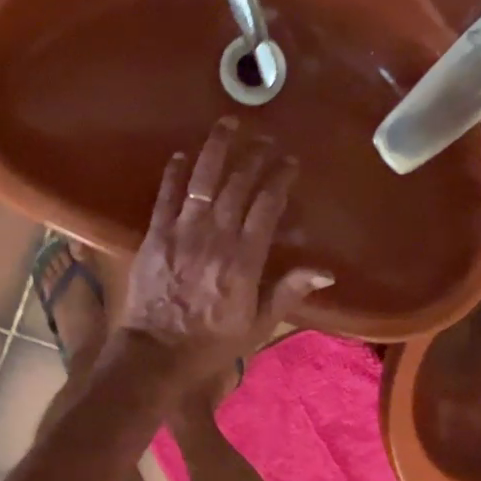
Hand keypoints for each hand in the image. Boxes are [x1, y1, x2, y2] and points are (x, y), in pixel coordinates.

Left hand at [118, 120, 332, 389]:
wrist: (156, 355)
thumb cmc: (212, 344)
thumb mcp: (258, 325)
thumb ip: (288, 291)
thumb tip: (325, 271)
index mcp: (245, 259)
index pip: (267, 206)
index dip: (279, 179)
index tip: (290, 162)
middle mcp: (216, 237)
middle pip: (237, 185)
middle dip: (253, 157)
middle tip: (264, 139)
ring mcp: (182, 233)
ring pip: (202, 180)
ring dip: (216, 149)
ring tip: (227, 125)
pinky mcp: (155, 236)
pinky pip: (166, 196)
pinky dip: (175, 173)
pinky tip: (183, 155)